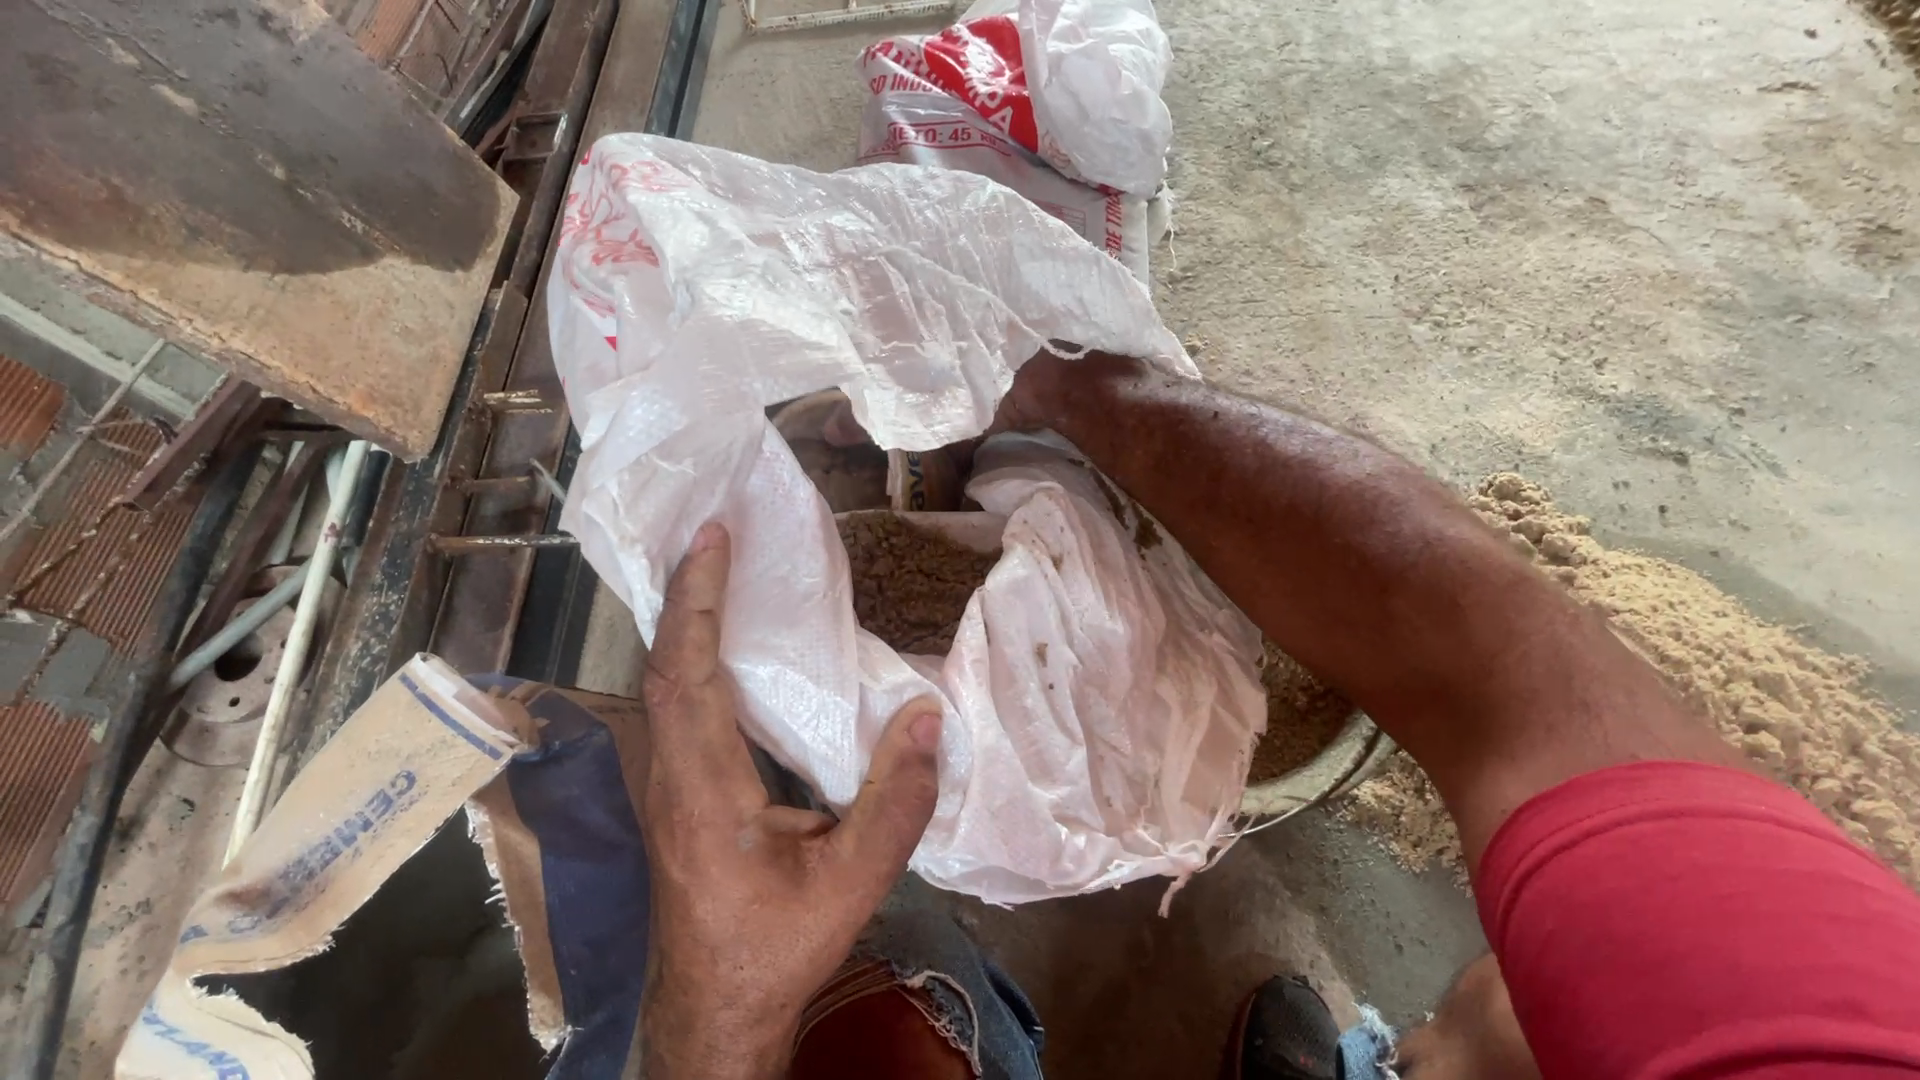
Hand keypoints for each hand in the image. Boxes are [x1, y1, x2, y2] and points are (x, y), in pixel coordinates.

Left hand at [638, 522, 943, 1079]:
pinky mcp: (678, 793)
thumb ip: (896, 802)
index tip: (713, 541)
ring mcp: (667, 785)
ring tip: (714, 572)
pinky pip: (675, 706)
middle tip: (715, 536)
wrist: (718, 1007)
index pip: (686, 676)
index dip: (697, 603)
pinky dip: (691, 657)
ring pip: (660, 686)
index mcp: (704, 789)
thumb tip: (926, 715)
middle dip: (686, 594)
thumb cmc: (778, 946)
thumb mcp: (852, 883)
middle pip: (662, 668)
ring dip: (683, 622)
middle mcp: (671, 776)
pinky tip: (720, 644)